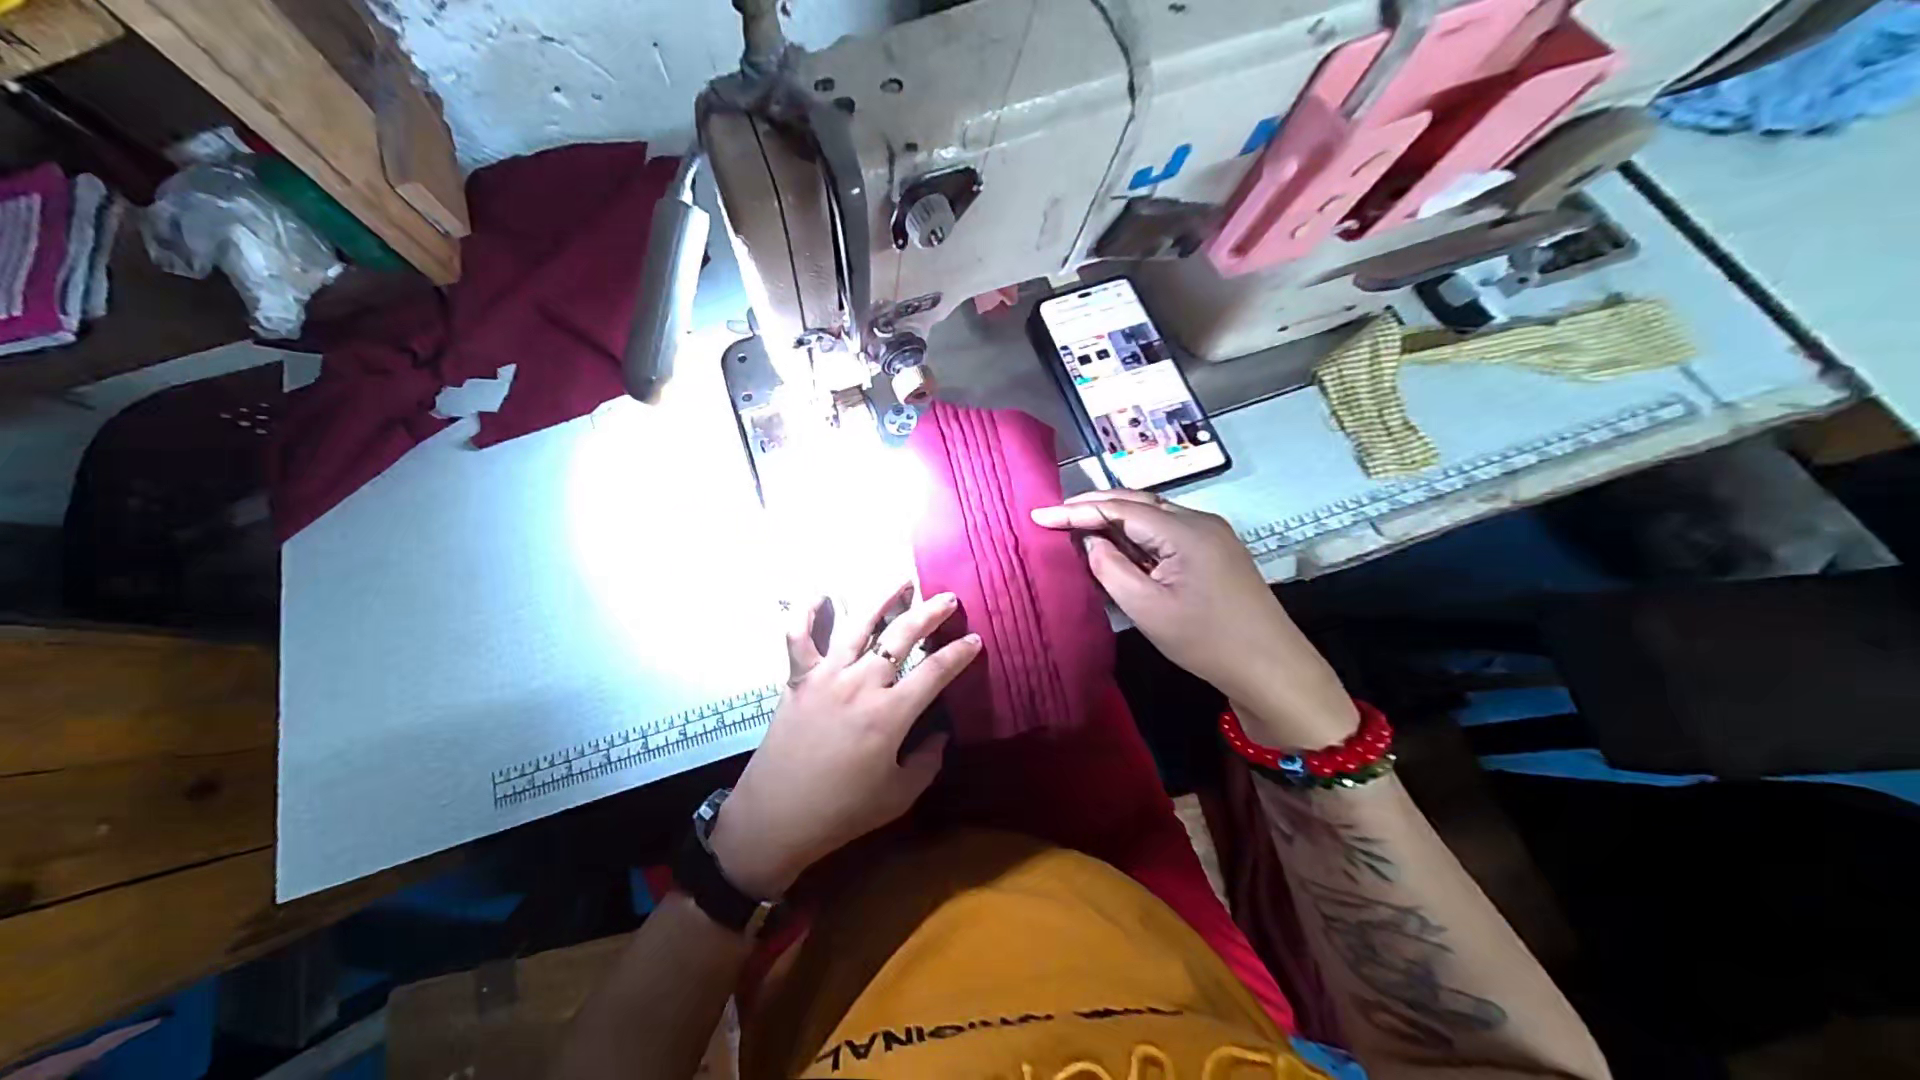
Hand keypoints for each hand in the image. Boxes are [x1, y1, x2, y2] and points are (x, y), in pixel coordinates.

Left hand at [707, 583, 981, 897]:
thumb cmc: (842, 811)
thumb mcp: (899, 795)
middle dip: (929, 613)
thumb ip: (927, 761)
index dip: (959, 653)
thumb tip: (940, 734)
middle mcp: (860, 684)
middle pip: (901, 636)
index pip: (935, 671)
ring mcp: (826, 676)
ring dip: (883, 599)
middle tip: (947, 599)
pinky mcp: (797, 679)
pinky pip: (798, 636)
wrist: (776, 816)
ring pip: (858, 625)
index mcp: (889, 714)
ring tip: (902, 581)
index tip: (974, 639)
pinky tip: (820, 594)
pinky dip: (805, 612)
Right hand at [1031, 490, 1356, 748]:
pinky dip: (1137, 535)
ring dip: (1115, 519)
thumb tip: (1091, 541)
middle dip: (1094, 506)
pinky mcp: (1216, 550)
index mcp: (1183, 530)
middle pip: (1137, 503)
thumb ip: (1111, 568)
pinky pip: (1167, 531)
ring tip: (1077, 528)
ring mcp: (1211, 534)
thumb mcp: (1147, 608)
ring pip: (1153, 515)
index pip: (1119, 508)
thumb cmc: (1205, 640)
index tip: (1039, 514)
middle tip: (1055, 516)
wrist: (1271, 667)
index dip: (1076, 510)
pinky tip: (1118, 546)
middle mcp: (1199, 520)